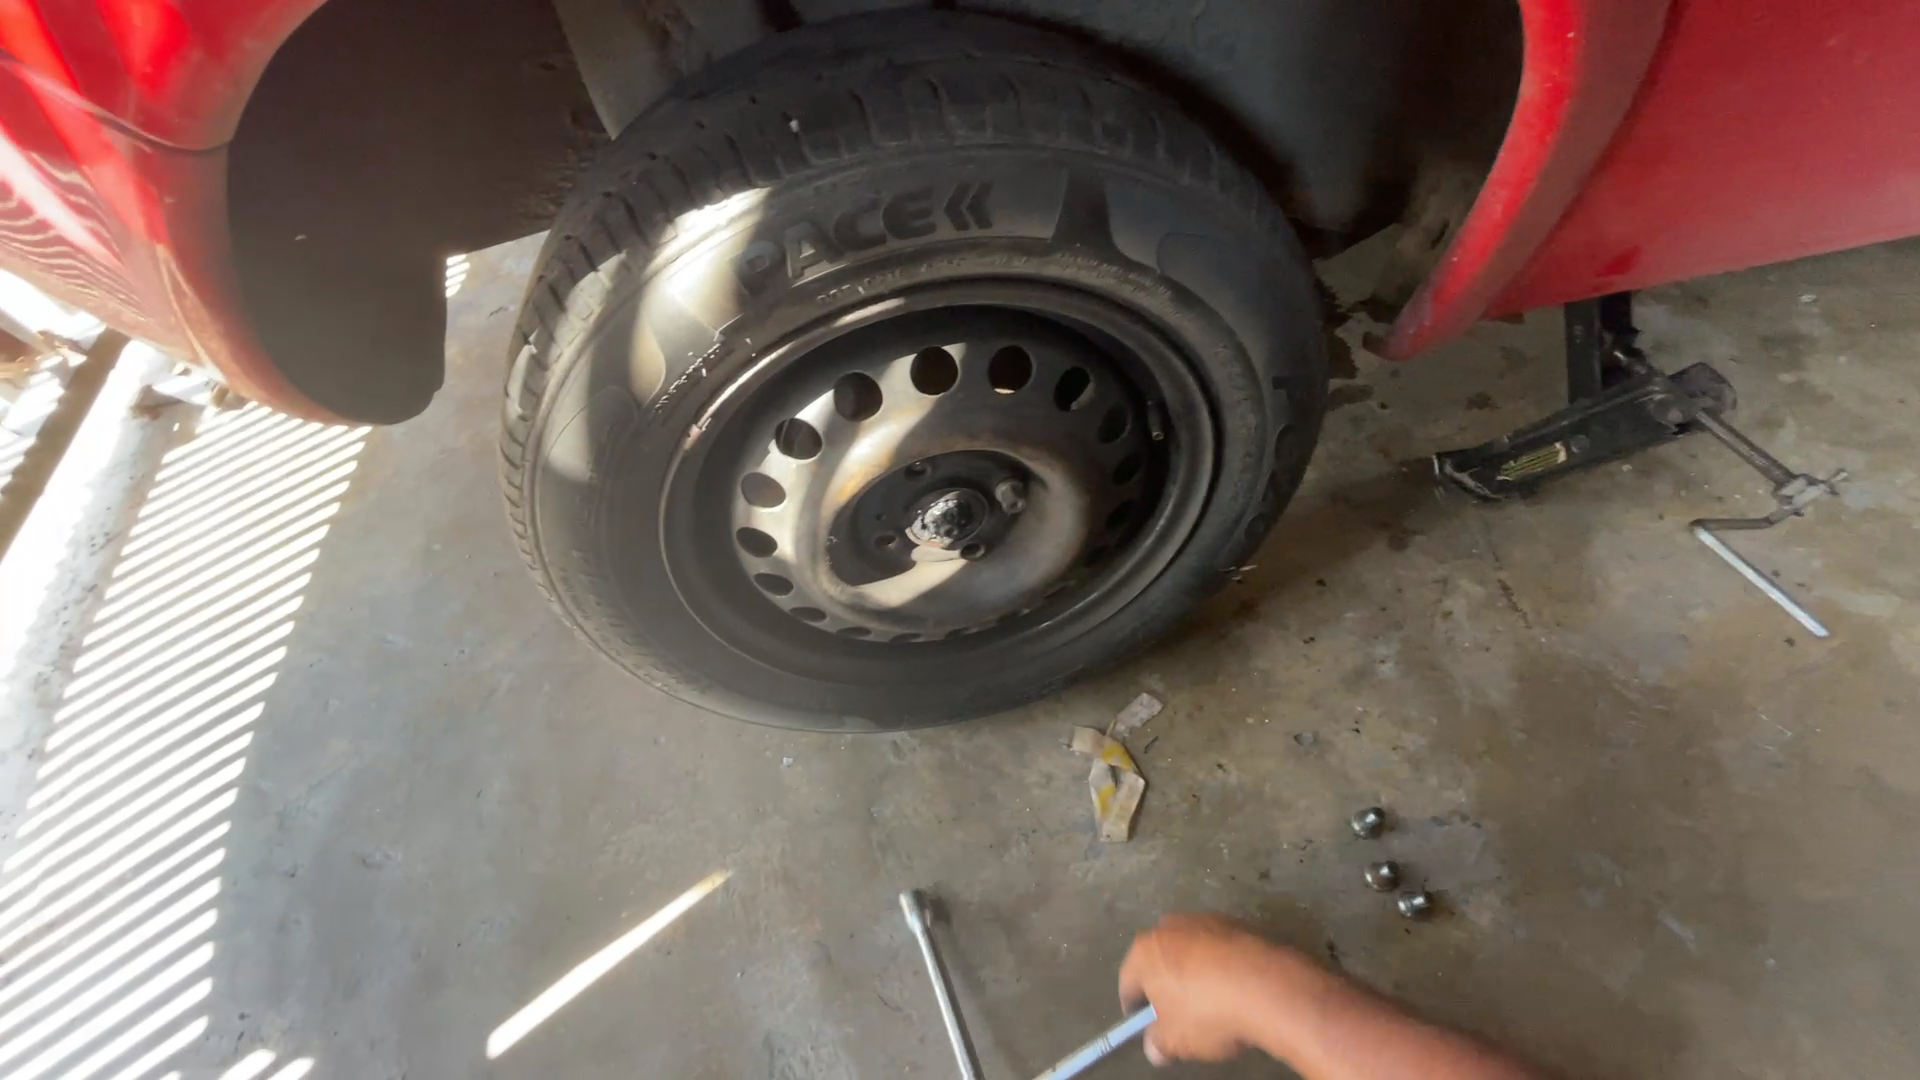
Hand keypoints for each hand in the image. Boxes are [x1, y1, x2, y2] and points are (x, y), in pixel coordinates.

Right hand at [1117, 914, 1298, 1065]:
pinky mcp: (1231, 922)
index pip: (1127, 981)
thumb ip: (1157, 1043)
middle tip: (1179, 1014)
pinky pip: (1216, 946)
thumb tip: (1154, 1047)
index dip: (1134, 1007)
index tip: (1146, 1025)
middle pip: (1157, 959)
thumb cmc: (1206, 1012)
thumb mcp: (1176, 1041)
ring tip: (1212, 1000)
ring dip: (1192, 970)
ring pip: (1187, 949)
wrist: (1263, 985)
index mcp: (1143, 951)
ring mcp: (1200, 920)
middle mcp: (1166, 927)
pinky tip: (1234, 986)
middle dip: (1164, 984)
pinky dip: (1219, 962)